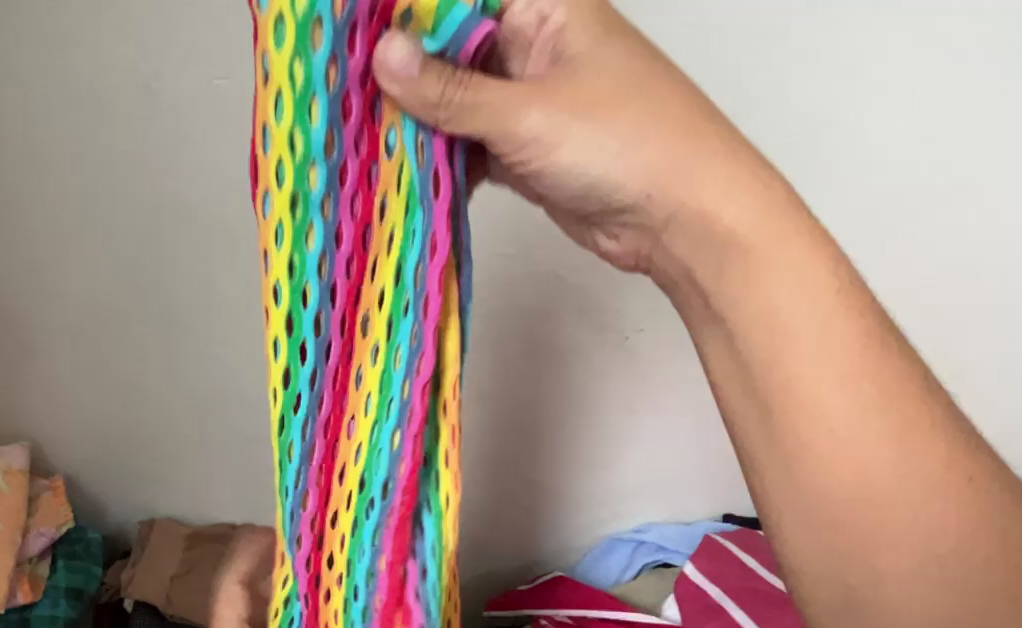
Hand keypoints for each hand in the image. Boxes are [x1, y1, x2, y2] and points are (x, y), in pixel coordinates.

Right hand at [373, 0, 790, 274]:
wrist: (679, 214)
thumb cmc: (623, 141)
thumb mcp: (525, 112)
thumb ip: (450, 90)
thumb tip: (382, 56)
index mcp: (541, 6)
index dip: (403, 14)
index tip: (350, 34)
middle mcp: (530, 45)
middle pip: (448, 48)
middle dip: (400, 72)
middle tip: (342, 95)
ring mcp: (525, 100)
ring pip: (453, 101)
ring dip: (416, 122)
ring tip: (362, 138)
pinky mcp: (522, 148)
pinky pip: (467, 144)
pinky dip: (440, 159)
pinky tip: (403, 172)